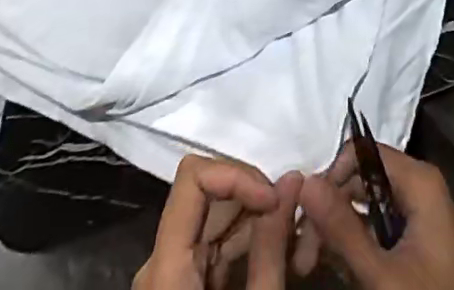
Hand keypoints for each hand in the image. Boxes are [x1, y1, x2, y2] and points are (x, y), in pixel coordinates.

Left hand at [134, 155, 302, 289]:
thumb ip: (271, 248)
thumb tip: (293, 179)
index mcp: (165, 267)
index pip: (192, 178)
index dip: (237, 175)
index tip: (273, 198)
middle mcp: (159, 261)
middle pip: (208, 195)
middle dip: (256, 195)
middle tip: (294, 214)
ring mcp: (168, 272)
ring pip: (215, 218)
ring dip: (257, 216)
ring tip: (294, 235)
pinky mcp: (181, 284)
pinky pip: (215, 243)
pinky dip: (248, 239)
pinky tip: (278, 252)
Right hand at [292, 142, 453, 289]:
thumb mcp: (381, 273)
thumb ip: (343, 228)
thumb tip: (305, 183)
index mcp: (418, 179)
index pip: (360, 154)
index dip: (329, 180)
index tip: (304, 219)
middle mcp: (417, 184)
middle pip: (358, 181)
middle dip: (327, 214)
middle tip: (302, 259)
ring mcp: (415, 209)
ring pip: (362, 205)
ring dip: (335, 234)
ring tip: (311, 268)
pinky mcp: (412, 234)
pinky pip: (373, 226)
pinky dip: (352, 245)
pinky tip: (338, 270)